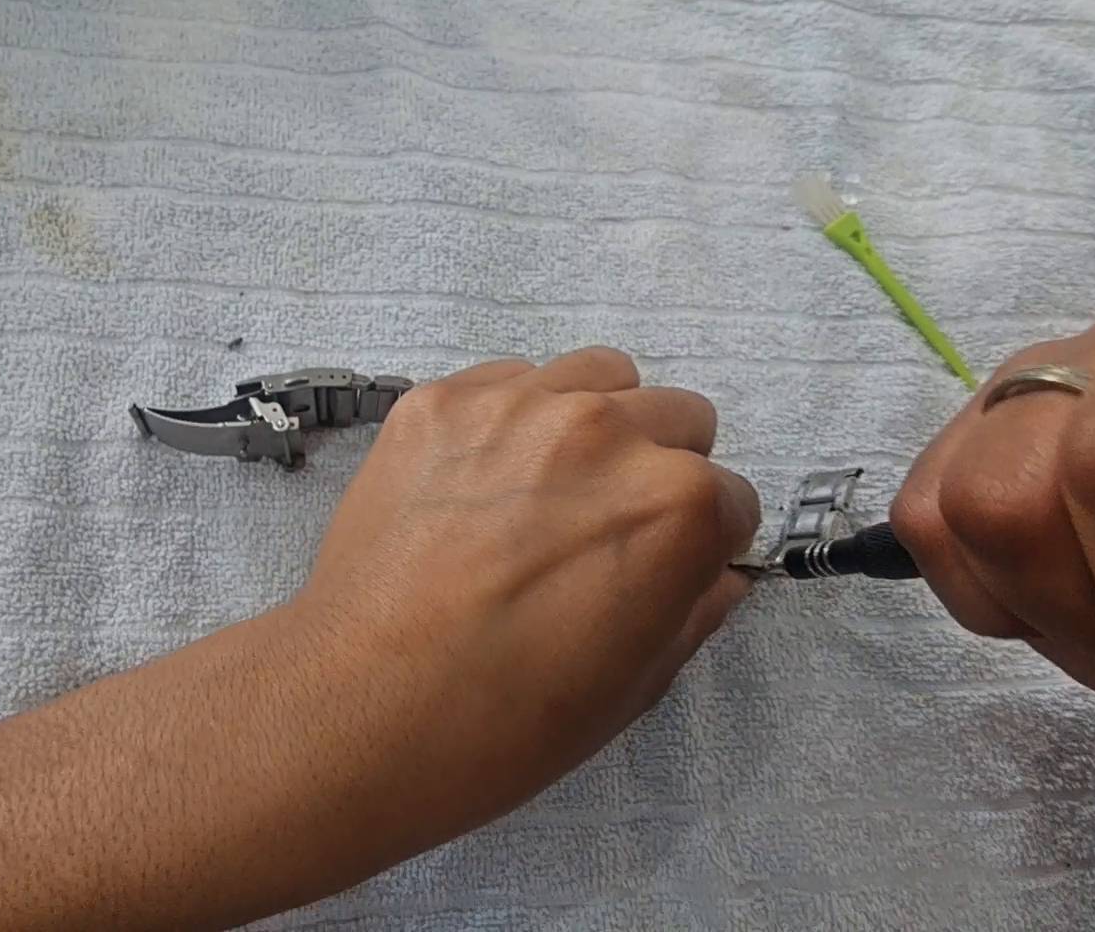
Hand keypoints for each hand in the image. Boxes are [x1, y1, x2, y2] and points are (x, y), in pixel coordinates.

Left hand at [285, 347, 759, 858]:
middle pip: (678, 415)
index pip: (731, 496)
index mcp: (675, 505)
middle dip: (660, 468)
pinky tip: (478, 476)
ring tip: (547, 482)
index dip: (704, 539)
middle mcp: (605, 430)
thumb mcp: (633, 686)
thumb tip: (721, 573)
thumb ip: (696, 611)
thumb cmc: (507, 719)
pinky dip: (513, 418)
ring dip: (596, 421)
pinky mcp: (441, 398)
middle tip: (601, 522)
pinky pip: (509, 379)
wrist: (363, 703)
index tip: (666, 562)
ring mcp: (516, 403)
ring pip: (600, 374)